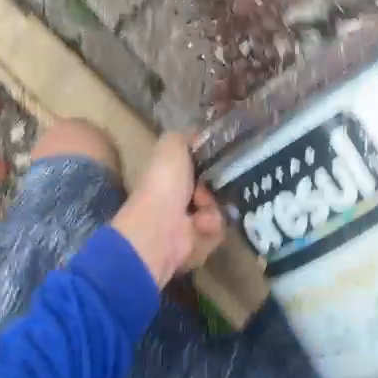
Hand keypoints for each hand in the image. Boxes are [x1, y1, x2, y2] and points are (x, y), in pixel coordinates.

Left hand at [110, 133, 226, 287]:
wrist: (159, 228)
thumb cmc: (165, 181)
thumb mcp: (173, 144)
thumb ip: (186, 137)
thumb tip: (198, 135)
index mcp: (170, 170)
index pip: (199, 162)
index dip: (210, 160)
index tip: (216, 160)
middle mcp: (178, 194)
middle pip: (214, 185)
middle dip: (216, 187)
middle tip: (207, 190)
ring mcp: (187, 219)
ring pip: (219, 208)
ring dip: (213, 210)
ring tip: (201, 213)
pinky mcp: (196, 241)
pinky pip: (218, 230)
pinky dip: (211, 228)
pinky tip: (199, 226)